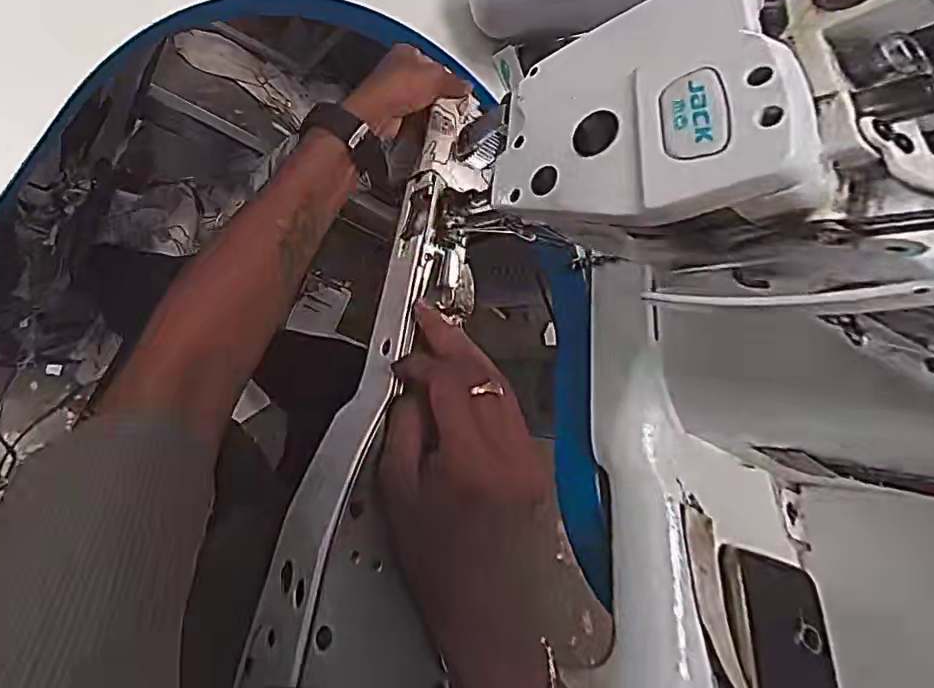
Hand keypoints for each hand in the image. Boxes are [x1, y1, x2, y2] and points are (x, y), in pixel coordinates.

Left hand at [344, 44, 469, 138]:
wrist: (376, 116)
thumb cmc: (394, 88)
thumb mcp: (435, 78)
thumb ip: (454, 81)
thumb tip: (465, 86)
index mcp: (406, 52)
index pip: (435, 60)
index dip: (449, 72)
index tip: (460, 84)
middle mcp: (398, 69)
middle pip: (429, 80)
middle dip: (442, 91)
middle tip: (454, 99)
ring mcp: (395, 91)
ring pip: (423, 98)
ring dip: (433, 106)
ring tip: (443, 111)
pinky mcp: (394, 110)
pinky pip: (416, 113)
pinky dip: (424, 117)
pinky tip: (429, 119)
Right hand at [382, 301, 552, 687]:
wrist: (487, 617)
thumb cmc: (442, 571)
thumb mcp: (398, 495)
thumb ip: (402, 429)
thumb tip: (409, 390)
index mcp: (471, 462)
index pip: (448, 382)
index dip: (420, 362)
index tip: (401, 363)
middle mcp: (509, 453)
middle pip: (481, 371)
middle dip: (449, 337)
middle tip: (426, 315)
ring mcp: (529, 457)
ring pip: (499, 383)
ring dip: (469, 354)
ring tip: (443, 335)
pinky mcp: (535, 464)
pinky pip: (508, 406)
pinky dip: (484, 382)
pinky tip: (465, 375)